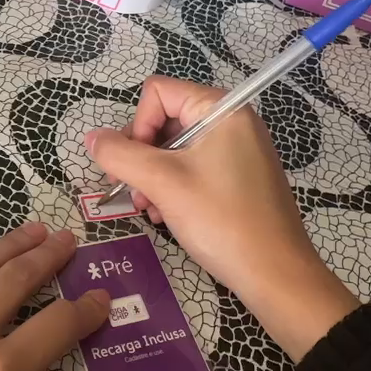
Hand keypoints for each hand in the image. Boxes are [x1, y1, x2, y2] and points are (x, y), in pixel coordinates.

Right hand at [87, 77, 358, 360]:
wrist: (278, 278)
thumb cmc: (221, 220)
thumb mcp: (162, 183)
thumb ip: (120, 155)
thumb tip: (91, 138)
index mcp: (221, 109)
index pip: (158, 93)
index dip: (137, 125)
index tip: (136, 166)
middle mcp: (232, 121)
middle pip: (165, 119)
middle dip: (143, 155)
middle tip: (137, 194)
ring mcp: (239, 150)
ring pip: (176, 148)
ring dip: (154, 176)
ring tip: (151, 210)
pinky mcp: (240, 177)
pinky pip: (195, 167)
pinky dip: (174, 186)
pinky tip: (168, 216)